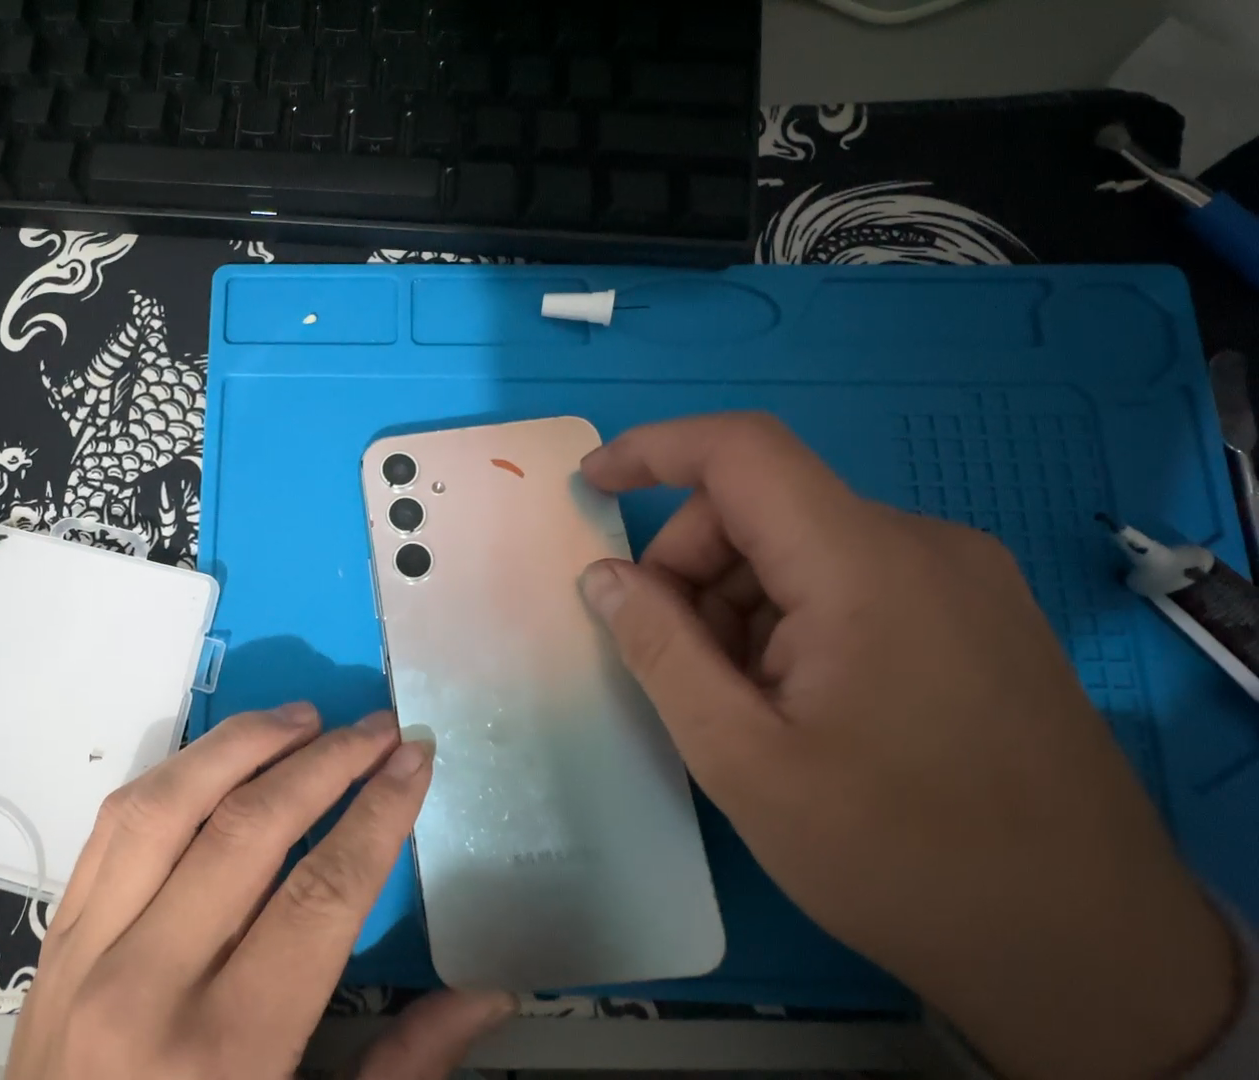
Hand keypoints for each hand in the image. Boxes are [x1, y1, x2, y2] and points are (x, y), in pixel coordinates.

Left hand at [6, 704, 514, 1079]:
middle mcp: (146, 982)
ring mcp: (87, 950)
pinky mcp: (56, 936)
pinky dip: (172, 775)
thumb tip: (490, 991)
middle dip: (325, 764)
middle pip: (247, 830)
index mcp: (227, 1048)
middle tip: (376, 727)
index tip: (414, 759)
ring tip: (301, 718)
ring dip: (240, 744)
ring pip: (166, 805)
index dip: (377, 816)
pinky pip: (113, 827)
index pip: (320, 894)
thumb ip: (403, 1066)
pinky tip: (219, 757)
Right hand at [576, 414, 1237, 1079]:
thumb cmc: (896, 854)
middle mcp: (924, 546)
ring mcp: (963, 580)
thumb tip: (603, 577)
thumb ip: (659, 650)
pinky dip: (789, 618)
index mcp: (865, 567)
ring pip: (801, 547)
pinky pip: (849, 580)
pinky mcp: (978, 615)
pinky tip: (795, 701)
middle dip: (690, 568)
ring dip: (738, 603)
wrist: (1087, 946)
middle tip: (673, 661)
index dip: (653, 449)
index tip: (592, 483)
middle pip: (764, 508)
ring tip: (741, 701)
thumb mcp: (741, 757)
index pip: (743, 453)